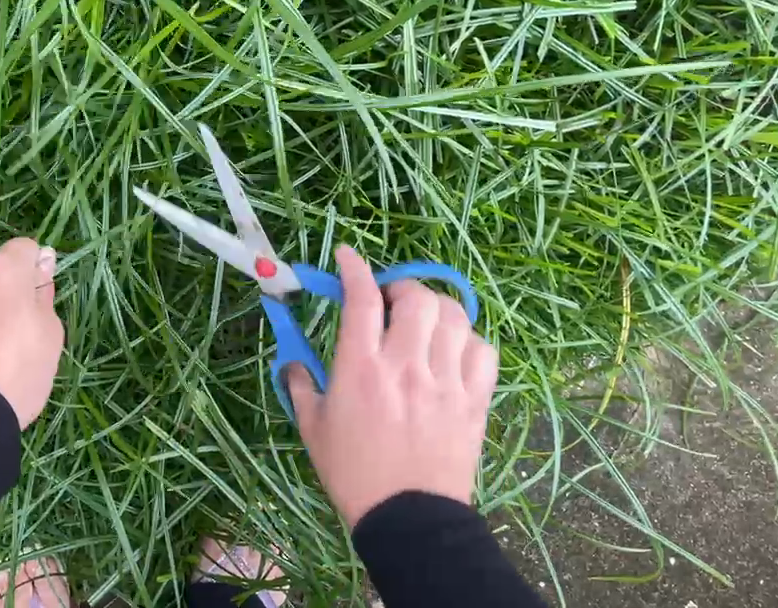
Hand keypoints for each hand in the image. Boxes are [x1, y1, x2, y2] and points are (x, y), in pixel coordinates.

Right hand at [287, 245, 497, 524]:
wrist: (409, 521)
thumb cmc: (352, 471)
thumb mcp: (312, 425)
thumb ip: (300, 382)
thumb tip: (293, 359)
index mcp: (361, 368)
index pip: (361, 298)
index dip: (354, 267)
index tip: (347, 255)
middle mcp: (405, 366)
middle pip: (416, 297)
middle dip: (400, 286)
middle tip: (389, 300)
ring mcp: (445, 382)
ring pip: (453, 317)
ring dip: (434, 308)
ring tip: (421, 321)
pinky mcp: (475, 401)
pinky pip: (484, 351)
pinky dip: (468, 339)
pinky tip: (452, 350)